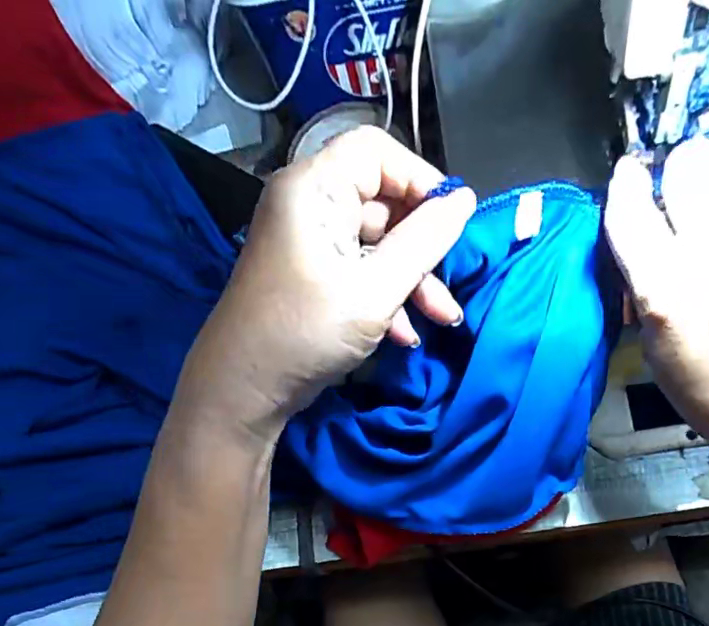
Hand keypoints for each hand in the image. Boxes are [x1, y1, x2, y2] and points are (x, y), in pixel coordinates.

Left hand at [184, 126, 476, 442]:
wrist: (243, 388)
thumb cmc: (306, 331)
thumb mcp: (375, 289)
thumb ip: (424, 242)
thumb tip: (464, 200)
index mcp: (315, 188)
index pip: (377, 153)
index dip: (421, 181)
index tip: (453, 224)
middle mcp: (310, 205)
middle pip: (383, 203)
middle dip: (423, 248)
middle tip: (450, 286)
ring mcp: (311, 244)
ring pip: (378, 245)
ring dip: (413, 282)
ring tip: (441, 319)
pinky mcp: (313, 277)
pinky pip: (361, 272)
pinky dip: (387, 298)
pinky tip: (405, 335)